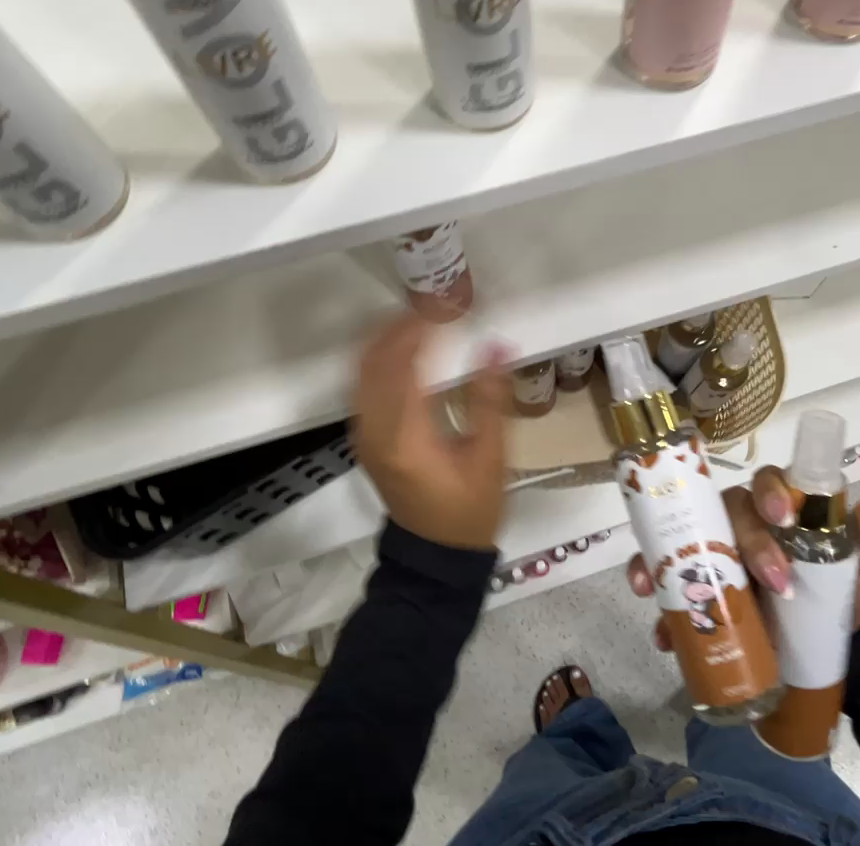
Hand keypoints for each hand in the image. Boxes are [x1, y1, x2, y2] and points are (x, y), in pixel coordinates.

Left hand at [352, 313, 511, 550]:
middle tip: (434, 305)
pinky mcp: (363, 439)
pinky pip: (361, 386)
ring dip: (386, 338)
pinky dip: (377, 358)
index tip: (446, 305)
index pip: (406, 364)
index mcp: (406, 436)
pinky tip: (401, 349)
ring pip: (361, 369)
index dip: (422, 328)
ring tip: (419, 319)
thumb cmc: (470, 509)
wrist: (436, 554)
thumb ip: (490, 399)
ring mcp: (363, 435)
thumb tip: (498, 345)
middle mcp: (374, 431)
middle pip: (375, 360)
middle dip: (401, 326)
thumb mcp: (490, 457)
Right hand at [627, 466, 859, 651]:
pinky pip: (675, 592)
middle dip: (743, 543)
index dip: (769, 493)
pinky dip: (665, 611)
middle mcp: (741, 524)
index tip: (783, 517)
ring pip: (685, 545)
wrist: (837, 643)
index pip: (766, 483)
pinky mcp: (704, 592)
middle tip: (773, 582)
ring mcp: (718, 557)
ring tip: (658, 590)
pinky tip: (665, 634)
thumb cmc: (847, 590)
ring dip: (667, 563)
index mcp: (778, 508)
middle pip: (727, 514)